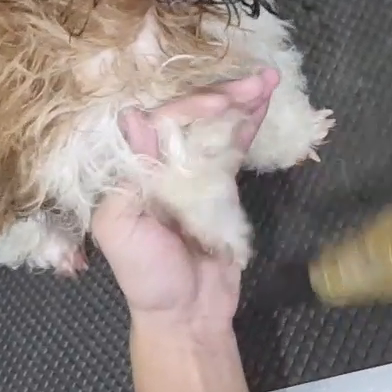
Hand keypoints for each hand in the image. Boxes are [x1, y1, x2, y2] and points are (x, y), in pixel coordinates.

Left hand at [92, 70, 278, 330]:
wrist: (188, 314)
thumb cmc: (146, 275)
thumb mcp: (121, 228)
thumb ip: (130, 175)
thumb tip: (136, 118)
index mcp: (129, 168)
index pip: (158, 122)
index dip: (189, 107)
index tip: (220, 102)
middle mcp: (159, 161)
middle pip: (189, 116)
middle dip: (223, 95)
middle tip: (257, 80)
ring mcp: (191, 170)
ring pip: (215, 126)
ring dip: (242, 100)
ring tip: (269, 78)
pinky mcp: (219, 184)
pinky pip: (233, 147)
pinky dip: (249, 124)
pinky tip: (265, 100)